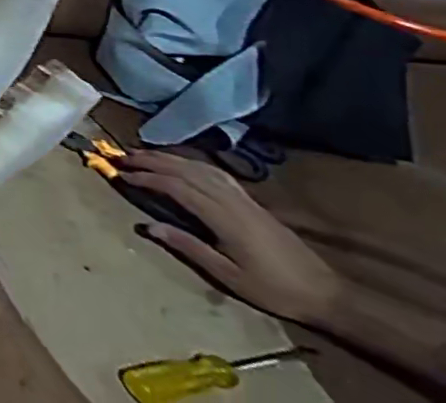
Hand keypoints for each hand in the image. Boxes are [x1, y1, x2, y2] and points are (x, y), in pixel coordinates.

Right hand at [121, 150, 346, 325]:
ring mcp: (241, 196)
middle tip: (121, 156)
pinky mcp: (249, 198)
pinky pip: (212, 171)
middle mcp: (230, 199)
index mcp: (223, 217)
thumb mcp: (228, 276)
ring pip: (198, 166)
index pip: (176, 187)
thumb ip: (188, 247)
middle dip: (150, 160)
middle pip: (184, 170)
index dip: (147, 178)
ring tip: (141, 154)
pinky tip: (178, 162)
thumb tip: (148, 226)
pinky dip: (189, 161)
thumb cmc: (273, 289)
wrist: (324, 292)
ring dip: (167, 157)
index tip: (122, 175)